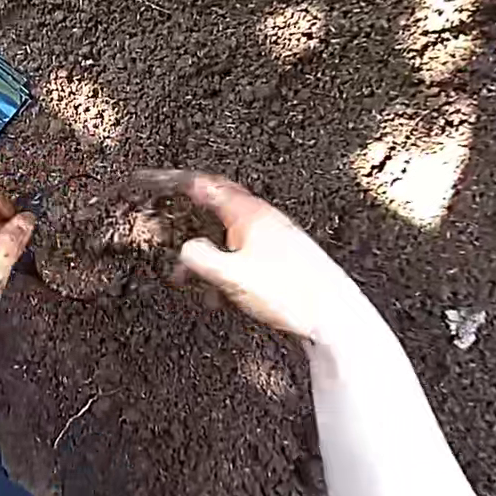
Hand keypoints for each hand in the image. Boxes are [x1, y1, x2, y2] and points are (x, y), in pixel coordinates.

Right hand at [143, 170, 369, 343]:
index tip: (162, 179)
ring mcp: (275, 236)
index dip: (181, 181)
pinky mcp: (283, 257)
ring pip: (231, 232)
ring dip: (209, 247)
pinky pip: (244, 250)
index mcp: (250, 214)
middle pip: (220, 205)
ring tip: (193, 272)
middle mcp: (264, 219)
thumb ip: (200, 258)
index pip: (209, 186)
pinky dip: (226, 261)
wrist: (333, 316)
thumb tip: (186, 249)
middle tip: (174, 215)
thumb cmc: (290, 293)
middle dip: (194, 213)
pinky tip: (222, 288)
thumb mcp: (231, 275)